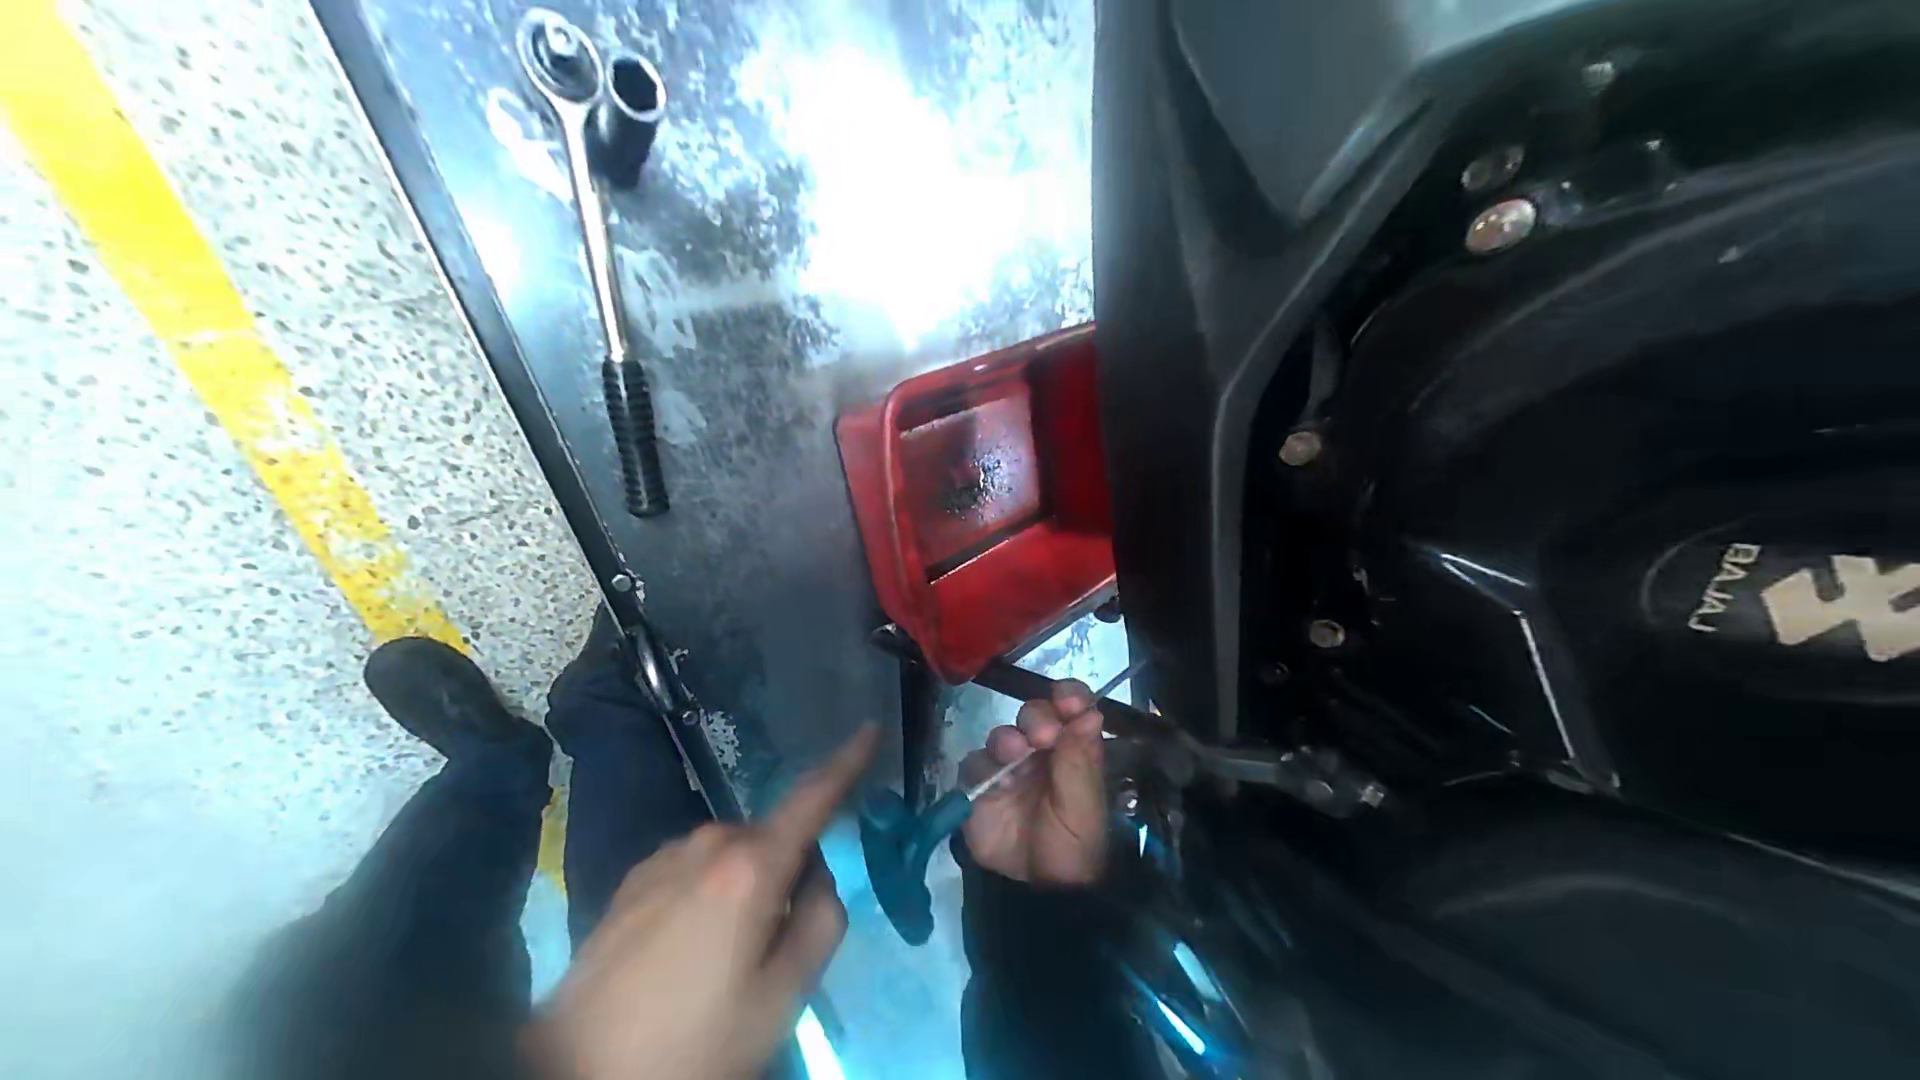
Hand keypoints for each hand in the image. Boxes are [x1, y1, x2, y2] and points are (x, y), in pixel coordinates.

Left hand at [527, 725, 878, 1079]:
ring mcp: (666, 855)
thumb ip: (822, 920)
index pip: (813, 798)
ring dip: (747, 883)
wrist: (572, 1078)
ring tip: (721, 957)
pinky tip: (681, 951)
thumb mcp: (782, 998)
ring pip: (736, 853)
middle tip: (773, 945)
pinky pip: (697, 867)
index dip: (848, 762)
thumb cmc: (693, 1043)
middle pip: (776, 837)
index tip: (871, 727)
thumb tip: (817, 875)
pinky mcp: (634, 877)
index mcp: (752, 866)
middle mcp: (710, 842)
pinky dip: (709, 890)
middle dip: (789, 871)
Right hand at [959, 679, 1108, 884]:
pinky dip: (984, 765)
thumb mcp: (1084, 806)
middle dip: (1038, 717)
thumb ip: (1081, 759)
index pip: (1071, 709)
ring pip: (1003, 734)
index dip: (1069, 697)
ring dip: (1009, 737)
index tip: (1067, 699)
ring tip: (1015, 752)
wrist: (1038, 892)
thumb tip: (1090, 713)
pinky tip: (997, 780)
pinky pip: (975, 762)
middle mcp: (1041, 751)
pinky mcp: (980, 784)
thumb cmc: (1074, 846)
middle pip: (1035, 715)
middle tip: (1043, 734)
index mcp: (1073, 749)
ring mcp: (1009, 765)